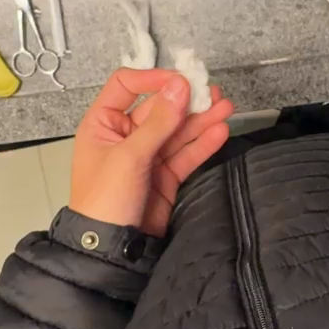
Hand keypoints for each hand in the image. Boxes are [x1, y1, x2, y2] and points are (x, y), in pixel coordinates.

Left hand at [69, 69, 234, 237]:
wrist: (110, 249)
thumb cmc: (104, 201)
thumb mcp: (129, 156)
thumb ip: (159, 122)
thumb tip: (180, 86)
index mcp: (103, 124)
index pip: (127, 86)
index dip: (153, 79)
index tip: (180, 80)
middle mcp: (125, 135)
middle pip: (160, 108)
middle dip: (187, 101)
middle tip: (213, 93)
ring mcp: (147, 156)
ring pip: (177, 131)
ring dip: (201, 120)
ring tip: (226, 109)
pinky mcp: (165, 175)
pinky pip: (186, 153)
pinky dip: (203, 143)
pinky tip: (219, 131)